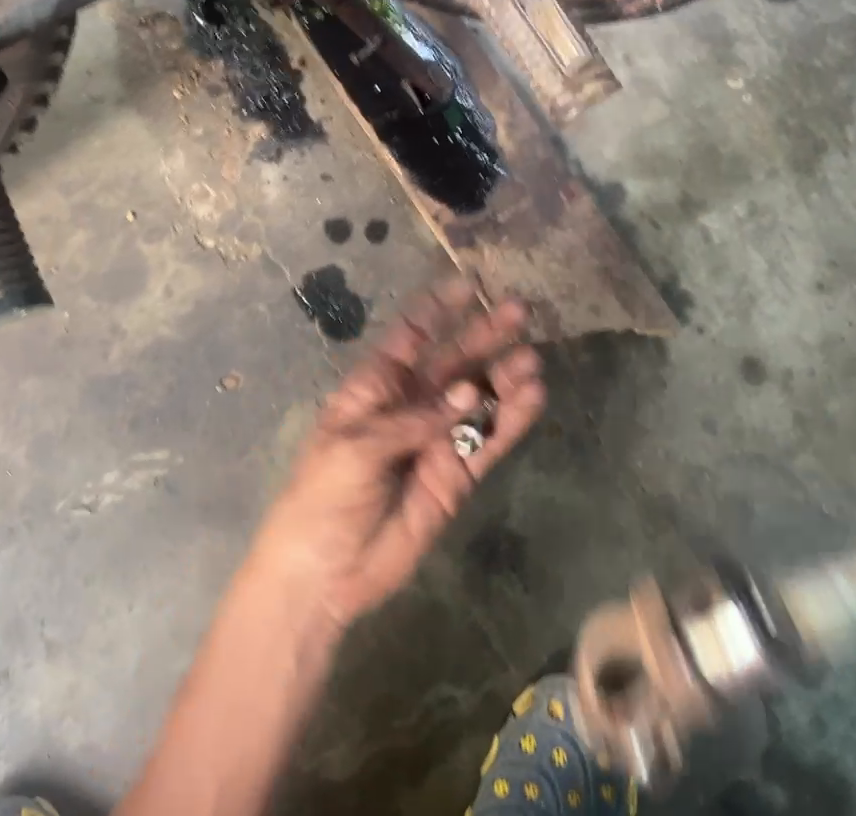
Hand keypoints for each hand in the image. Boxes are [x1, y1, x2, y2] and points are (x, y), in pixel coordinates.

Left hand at [248, 278, 546, 629]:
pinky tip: (533, 398)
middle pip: (452, 363)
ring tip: (532, 359)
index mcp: (373, 391)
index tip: (468, 284)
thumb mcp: (354, 449)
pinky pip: (487, 442)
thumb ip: (411, 420)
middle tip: (520, 311)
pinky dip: (510, 420)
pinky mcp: (456, 476)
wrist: (325, 571)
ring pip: (477, 401)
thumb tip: (470, 393)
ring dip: (503, 378)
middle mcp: (408, 408)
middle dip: (482, 337)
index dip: (436, 310)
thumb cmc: (323, 498)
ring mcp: (435, 441)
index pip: (408, 338)